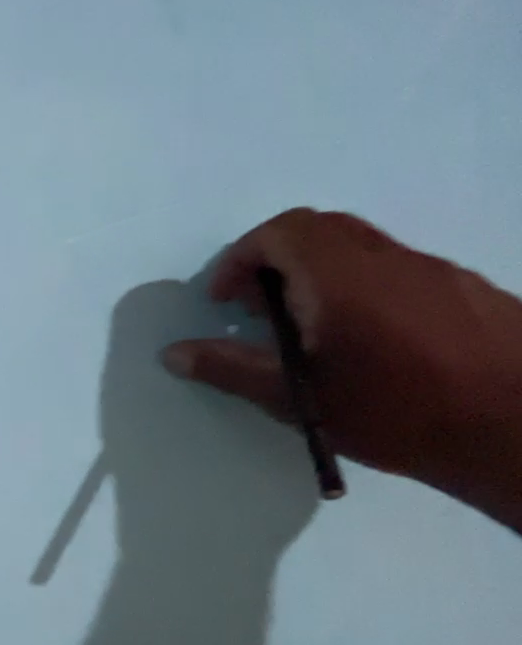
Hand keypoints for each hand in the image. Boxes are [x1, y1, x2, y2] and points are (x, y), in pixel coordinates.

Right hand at [162, 208, 521, 523]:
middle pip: (322, 231)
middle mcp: (392, 263)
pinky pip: (395, 271)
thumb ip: (231, 368)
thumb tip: (175, 352)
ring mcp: (438, 274)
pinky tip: (358, 344)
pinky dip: (356, 289)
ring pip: (360, 250)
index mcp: (344, 281)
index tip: (222, 301)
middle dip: (274, 260)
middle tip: (253, 310)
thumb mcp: (296, 399)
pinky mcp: (468, 293)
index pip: (284, 232)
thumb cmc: (395, 414)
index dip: (241, 257)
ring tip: (303, 333)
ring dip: (315, 276)